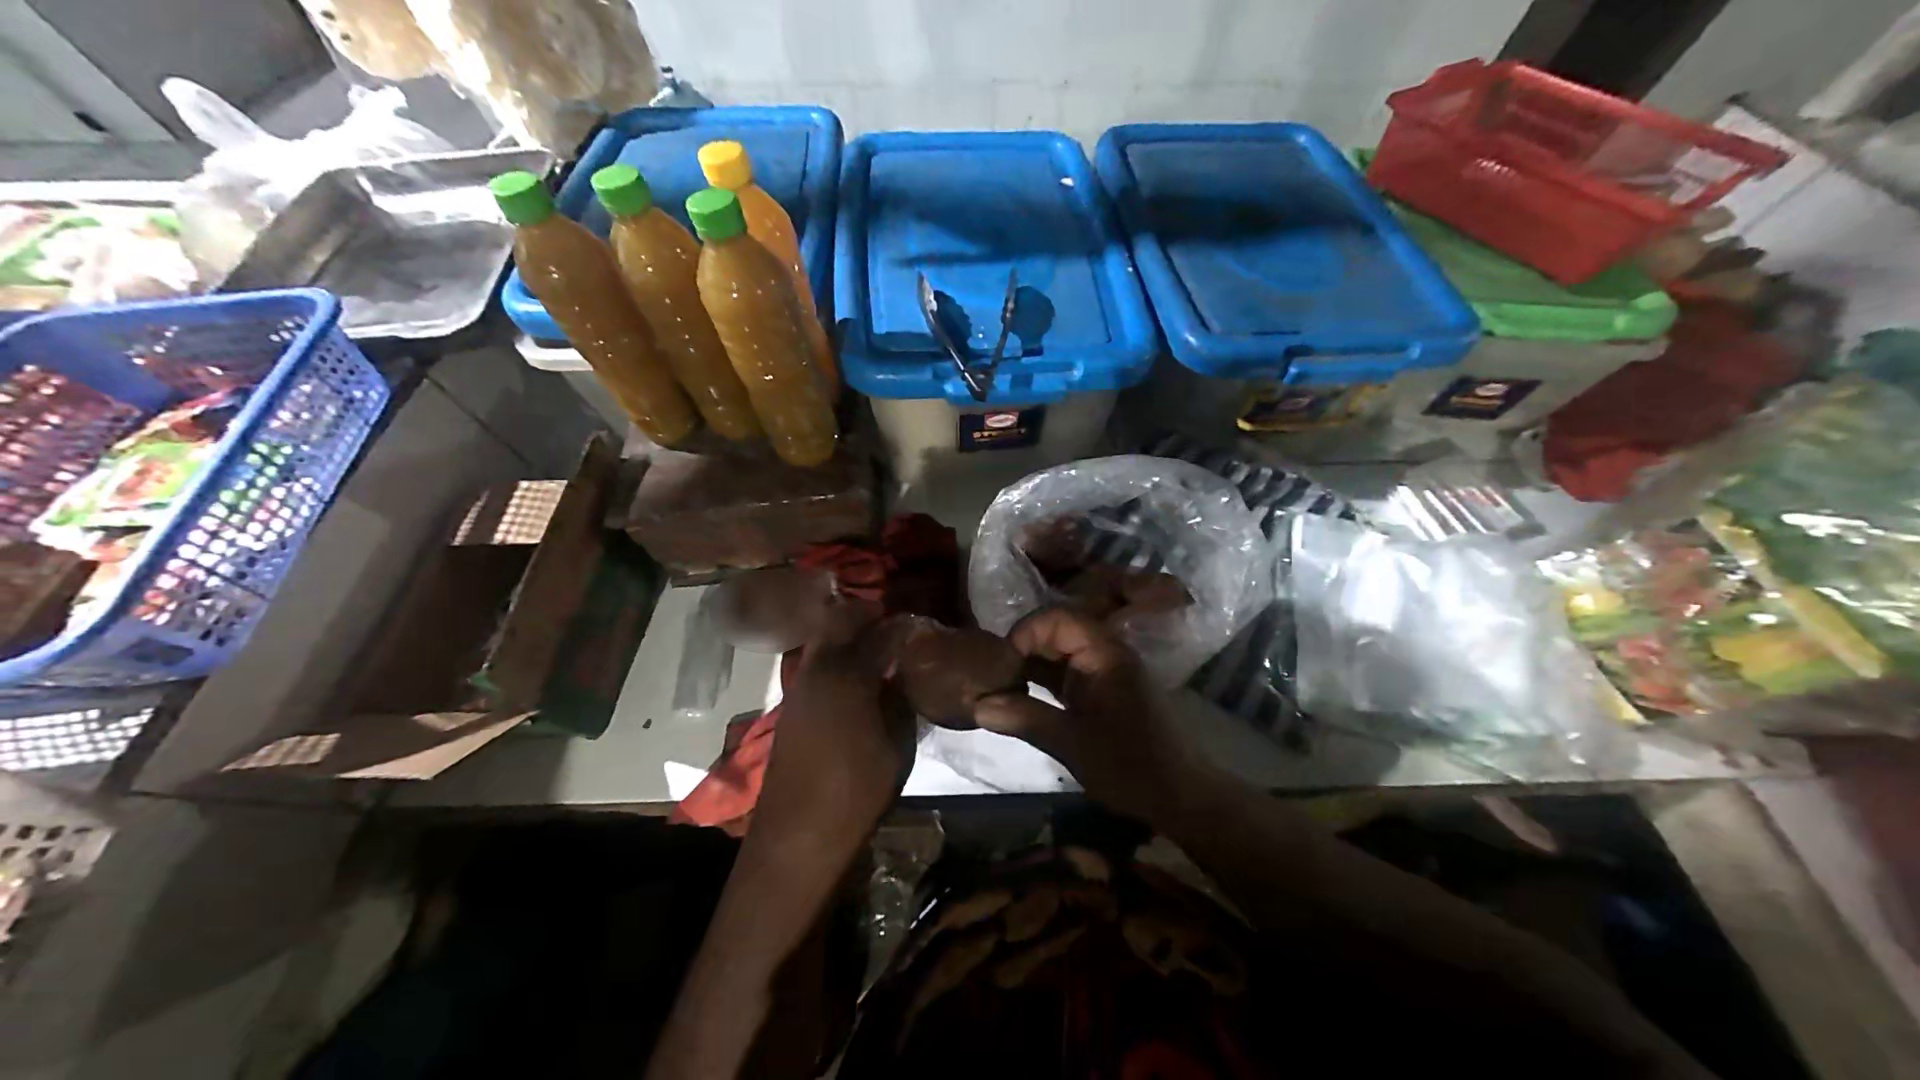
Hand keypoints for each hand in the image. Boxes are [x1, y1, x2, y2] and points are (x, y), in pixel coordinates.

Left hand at [754, 601, 913, 853]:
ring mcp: (799, 687)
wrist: (798, 835)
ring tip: (880, 652)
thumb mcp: (897, 746)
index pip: (882, 632)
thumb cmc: (856, 791)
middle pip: (839, 621)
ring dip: (849, 637)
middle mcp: (818, 669)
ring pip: (824, 641)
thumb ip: (901, 701)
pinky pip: (817, 665)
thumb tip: (903, 676)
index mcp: (848, 674)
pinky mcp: (792, 707)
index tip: (924, 627)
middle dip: (868, 617)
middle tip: (897, 629)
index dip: (905, 626)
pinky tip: (859, 680)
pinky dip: (837, 660)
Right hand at [972, 607, 1199, 817]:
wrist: (1181, 797)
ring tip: (999, 687)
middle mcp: (1105, 654)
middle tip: (993, 677)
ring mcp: (1103, 672)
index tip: (1001, 665)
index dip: (1026, 632)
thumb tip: (977, 705)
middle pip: (1056, 631)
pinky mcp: (1099, 691)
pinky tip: (1018, 697)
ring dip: (1029, 665)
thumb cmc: (1132, 767)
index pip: (1059, 619)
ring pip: (1058, 652)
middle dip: (1022, 649)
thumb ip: (1026, 719)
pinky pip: (1064, 673)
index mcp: (1107, 654)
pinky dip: (1040, 681)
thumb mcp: (1073, 745)